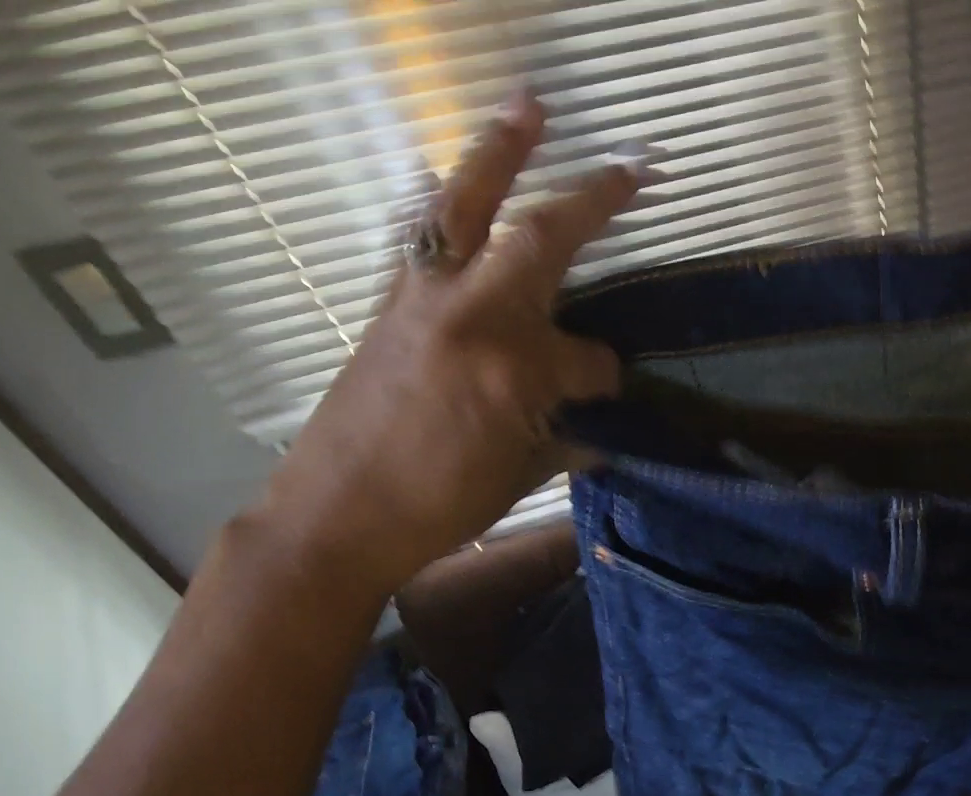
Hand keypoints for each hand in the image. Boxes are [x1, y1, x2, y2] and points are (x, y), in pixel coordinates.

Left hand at [255, 89, 638, 594]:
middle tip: (636, 167)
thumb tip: (602, 424)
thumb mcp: (523, 475)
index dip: (610, 376)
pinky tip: (454, 179)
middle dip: (596, 201)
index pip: (592, 359)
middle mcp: (473, 316)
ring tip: (529, 104)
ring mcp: (425, 298)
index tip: (612, 392)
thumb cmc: (441, 507)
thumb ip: (570, 436)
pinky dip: (444, 200)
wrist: (334, 516)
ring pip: (466, 206)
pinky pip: (420, 232)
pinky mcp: (389, 301)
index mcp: (517, 371)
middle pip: (543, 239)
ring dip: (501, 151)